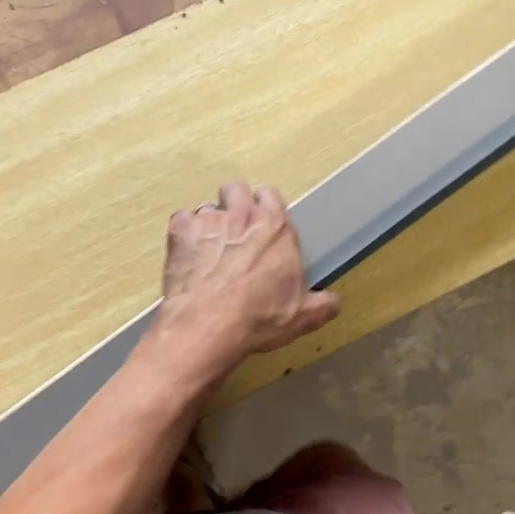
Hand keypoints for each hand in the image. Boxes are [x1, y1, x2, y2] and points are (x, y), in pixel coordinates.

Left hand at [149, 182, 339, 374]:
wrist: (209, 323)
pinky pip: (181, 221)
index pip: (271, 196)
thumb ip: (322, 305)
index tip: (261, 226)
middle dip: (234, 205)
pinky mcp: (182, 231)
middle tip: (233, 232)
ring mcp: (210, 219)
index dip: (264, 208)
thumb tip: (333, 302)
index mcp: (277, 228)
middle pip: (237, 190)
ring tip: (207, 250)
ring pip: (208, 207)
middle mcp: (244, 215)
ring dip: (209, 223)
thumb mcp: (301, 317)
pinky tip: (186, 256)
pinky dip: (183, 235)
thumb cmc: (259, 318)